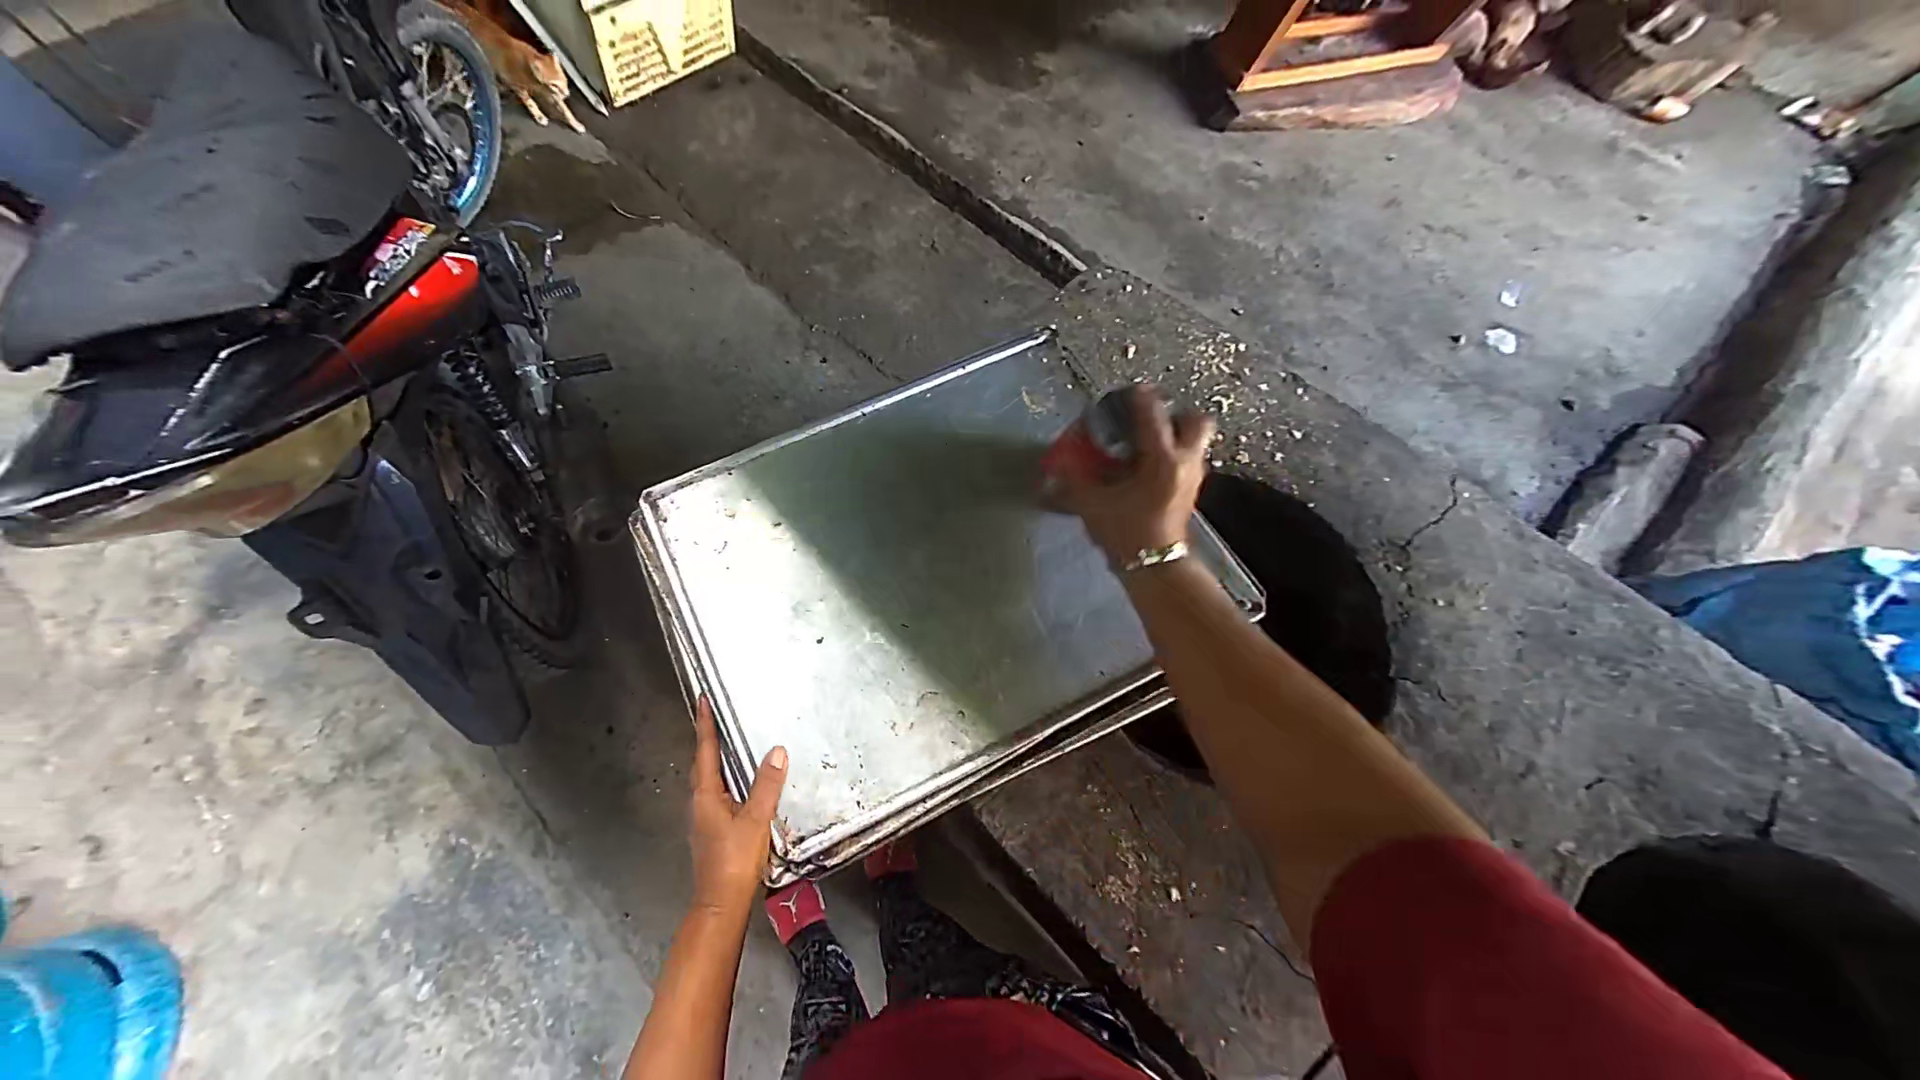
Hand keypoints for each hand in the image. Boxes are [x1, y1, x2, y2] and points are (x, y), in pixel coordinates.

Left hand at [688, 696, 786, 913]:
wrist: (720, 905)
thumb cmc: (733, 860)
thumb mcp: (755, 819)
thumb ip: (766, 785)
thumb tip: (776, 751)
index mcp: (706, 795)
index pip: (705, 751)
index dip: (705, 725)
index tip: (702, 701)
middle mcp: (700, 803)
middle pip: (703, 764)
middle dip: (708, 739)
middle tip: (716, 716)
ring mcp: (704, 819)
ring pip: (710, 781)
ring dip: (718, 760)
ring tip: (731, 743)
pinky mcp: (713, 831)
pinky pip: (719, 795)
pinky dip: (727, 780)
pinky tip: (742, 785)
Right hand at [1050, 385, 1214, 566]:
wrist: (1154, 567)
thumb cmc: (1126, 533)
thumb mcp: (1093, 503)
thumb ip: (1073, 478)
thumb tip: (1055, 462)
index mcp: (1162, 459)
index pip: (1153, 411)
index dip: (1137, 396)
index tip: (1124, 394)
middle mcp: (1185, 462)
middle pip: (1194, 419)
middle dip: (1173, 413)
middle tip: (1147, 420)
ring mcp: (1193, 476)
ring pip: (1194, 440)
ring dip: (1173, 434)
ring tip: (1143, 443)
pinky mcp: (1191, 490)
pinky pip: (1187, 459)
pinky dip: (1171, 454)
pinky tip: (1145, 466)